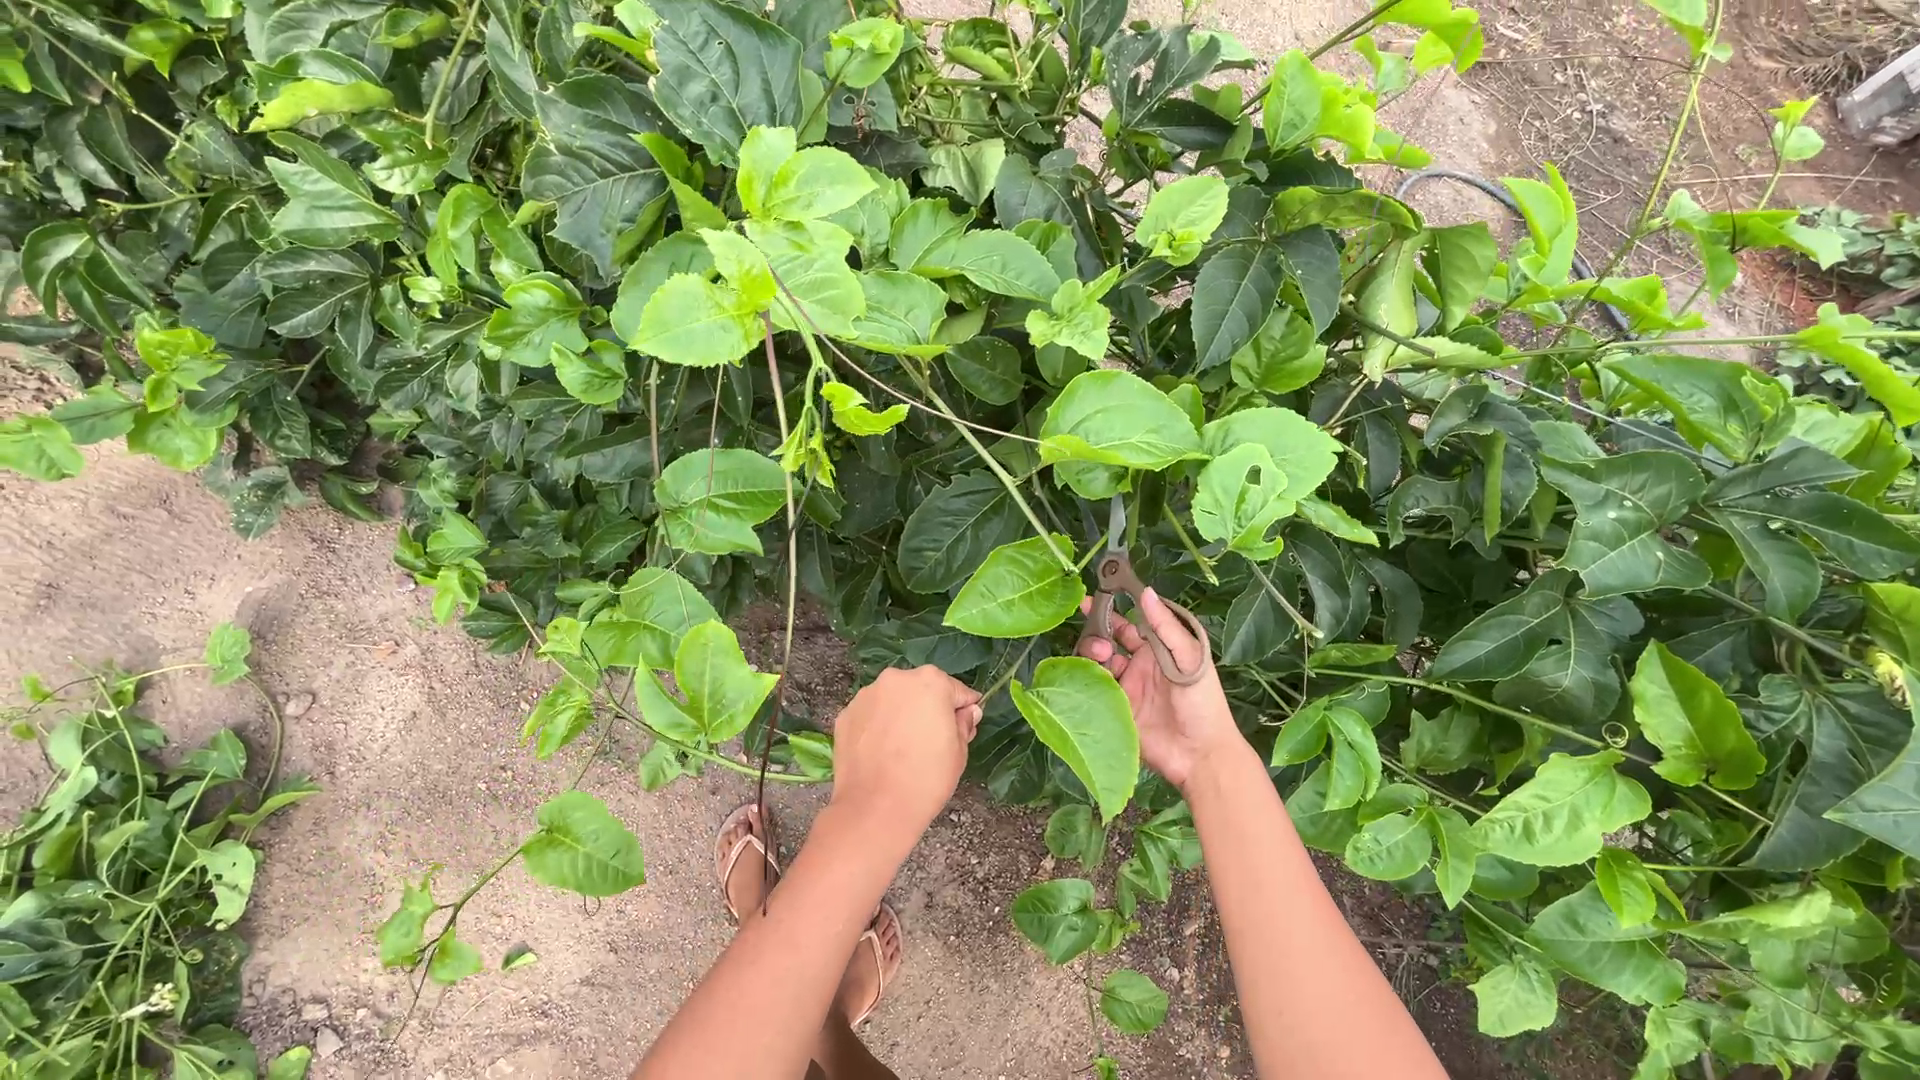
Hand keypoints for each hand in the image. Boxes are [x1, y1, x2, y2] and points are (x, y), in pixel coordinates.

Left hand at [829, 666, 981, 840]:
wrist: (875, 808)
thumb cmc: (926, 778)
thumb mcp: (960, 751)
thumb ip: (964, 723)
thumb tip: (967, 713)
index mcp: (930, 682)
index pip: (956, 691)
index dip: (962, 711)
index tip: (962, 728)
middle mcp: (896, 680)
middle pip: (921, 690)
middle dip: (928, 709)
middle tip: (931, 742)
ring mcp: (866, 696)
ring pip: (893, 701)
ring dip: (900, 716)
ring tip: (902, 750)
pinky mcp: (845, 715)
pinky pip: (870, 716)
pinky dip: (877, 727)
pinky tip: (881, 754)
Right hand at [1078, 588, 1242, 790]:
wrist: (1200, 755)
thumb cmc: (1203, 703)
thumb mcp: (1191, 658)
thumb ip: (1166, 626)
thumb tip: (1145, 592)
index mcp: (1159, 649)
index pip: (1131, 623)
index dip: (1112, 610)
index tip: (1091, 598)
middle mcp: (1138, 665)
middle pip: (1109, 640)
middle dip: (1098, 633)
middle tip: (1102, 641)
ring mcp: (1125, 687)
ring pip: (1098, 662)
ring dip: (1093, 652)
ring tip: (1101, 655)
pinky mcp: (1113, 708)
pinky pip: (1093, 688)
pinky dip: (1085, 677)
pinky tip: (1086, 674)